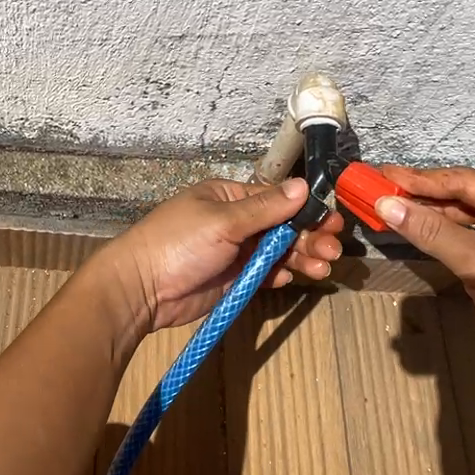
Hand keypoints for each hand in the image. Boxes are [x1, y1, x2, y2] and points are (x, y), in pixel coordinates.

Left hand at [92, 178, 345, 331]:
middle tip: (333, 251)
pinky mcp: (232, 279)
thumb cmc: (178, 243)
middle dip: (307, 237)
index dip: (305, 210)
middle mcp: (233, 221)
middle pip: (281, 227)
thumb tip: (302, 185)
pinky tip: (291, 279)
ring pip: (276, 252)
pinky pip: (263, 274)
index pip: (275, 199)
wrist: (141, 290)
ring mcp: (233, 251)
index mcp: (227, 197)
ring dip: (300, 258)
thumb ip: (265, 207)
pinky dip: (279, 275)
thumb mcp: (223, 221)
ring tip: (321, 268)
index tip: (333, 221)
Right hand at [373, 166, 474, 384]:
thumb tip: (384, 203)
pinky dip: (441, 236)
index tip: (379, 174)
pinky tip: (415, 232)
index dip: (420, 178)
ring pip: (464, 219)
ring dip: (428, 215)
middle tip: (375, 189)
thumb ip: (432, 232)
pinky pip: (469, 241)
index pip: (466, 181)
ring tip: (387, 208)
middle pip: (464, 196)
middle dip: (421, 194)